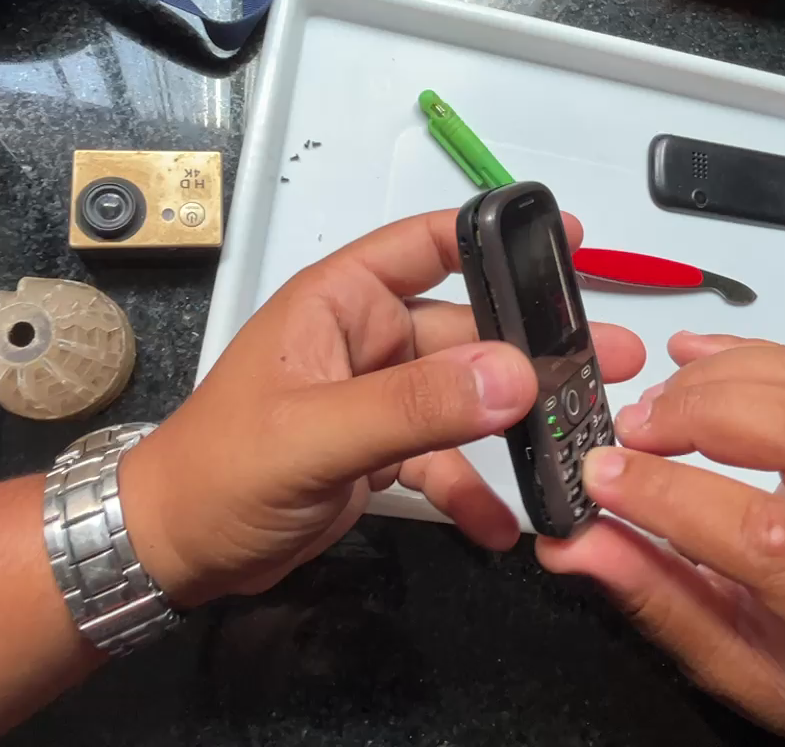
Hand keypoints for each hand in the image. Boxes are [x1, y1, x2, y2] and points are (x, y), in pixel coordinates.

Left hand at [120, 210, 646, 606]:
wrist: (176, 549)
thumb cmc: (222, 470)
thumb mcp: (315, 433)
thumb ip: (412, 404)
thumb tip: (514, 374)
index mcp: (340, 301)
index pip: (424, 244)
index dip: (491, 235)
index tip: (563, 240)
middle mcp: (365, 338)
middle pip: (465, 327)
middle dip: (532, 344)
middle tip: (608, 356)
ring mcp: (376, 396)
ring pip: (463, 393)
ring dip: (517, 416)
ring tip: (582, 432)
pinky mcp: (379, 449)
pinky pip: (442, 456)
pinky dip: (472, 485)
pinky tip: (502, 524)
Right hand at [537, 334, 784, 746]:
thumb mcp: (736, 668)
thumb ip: (655, 599)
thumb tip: (571, 542)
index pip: (775, 541)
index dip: (674, 496)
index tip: (598, 471)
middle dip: (702, 414)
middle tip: (630, 426)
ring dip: (718, 377)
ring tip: (654, 400)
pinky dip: (745, 352)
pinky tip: (690, 356)